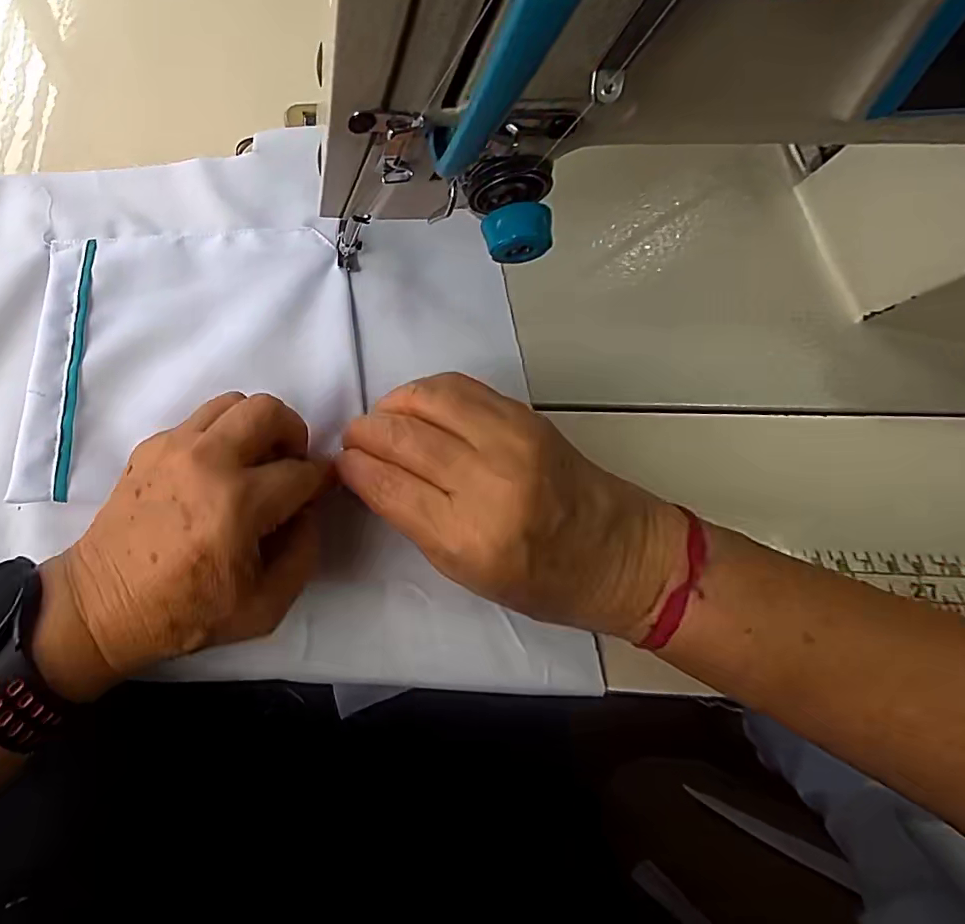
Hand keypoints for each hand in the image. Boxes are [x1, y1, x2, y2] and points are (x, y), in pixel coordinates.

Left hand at [34, 393, 332, 699]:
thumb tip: (306, 507)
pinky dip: (215, 436)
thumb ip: (303, 551)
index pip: (301, 470)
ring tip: (251, 462)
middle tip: (287, 464)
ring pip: (229, 403)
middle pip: (267, 409)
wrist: (106, 600)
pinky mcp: (148, 447)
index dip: (320, 482)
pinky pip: (196, 422)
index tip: (318, 491)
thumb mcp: (264, 606)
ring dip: (252, 425)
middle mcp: (205, 460)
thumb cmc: (185, 611)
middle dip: (292, 432)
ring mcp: (171, 447)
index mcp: (237, 502)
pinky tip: (210, 474)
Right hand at [333, 373, 687, 640]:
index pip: (383, 482)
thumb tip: (363, 470)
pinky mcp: (525, 416)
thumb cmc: (535, 578)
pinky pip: (453, 386)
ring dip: (387, 408)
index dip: (351, 466)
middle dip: (361, 433)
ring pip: (421, 400)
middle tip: (356, 442)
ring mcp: (512, 442)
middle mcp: (489, 483)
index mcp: (467, 536)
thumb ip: (406, 515)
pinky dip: (421, 393)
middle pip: (396, 436)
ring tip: (384, 423)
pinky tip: (416, 410)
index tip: (342, 464)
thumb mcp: (456, 567)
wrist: (622, 556)